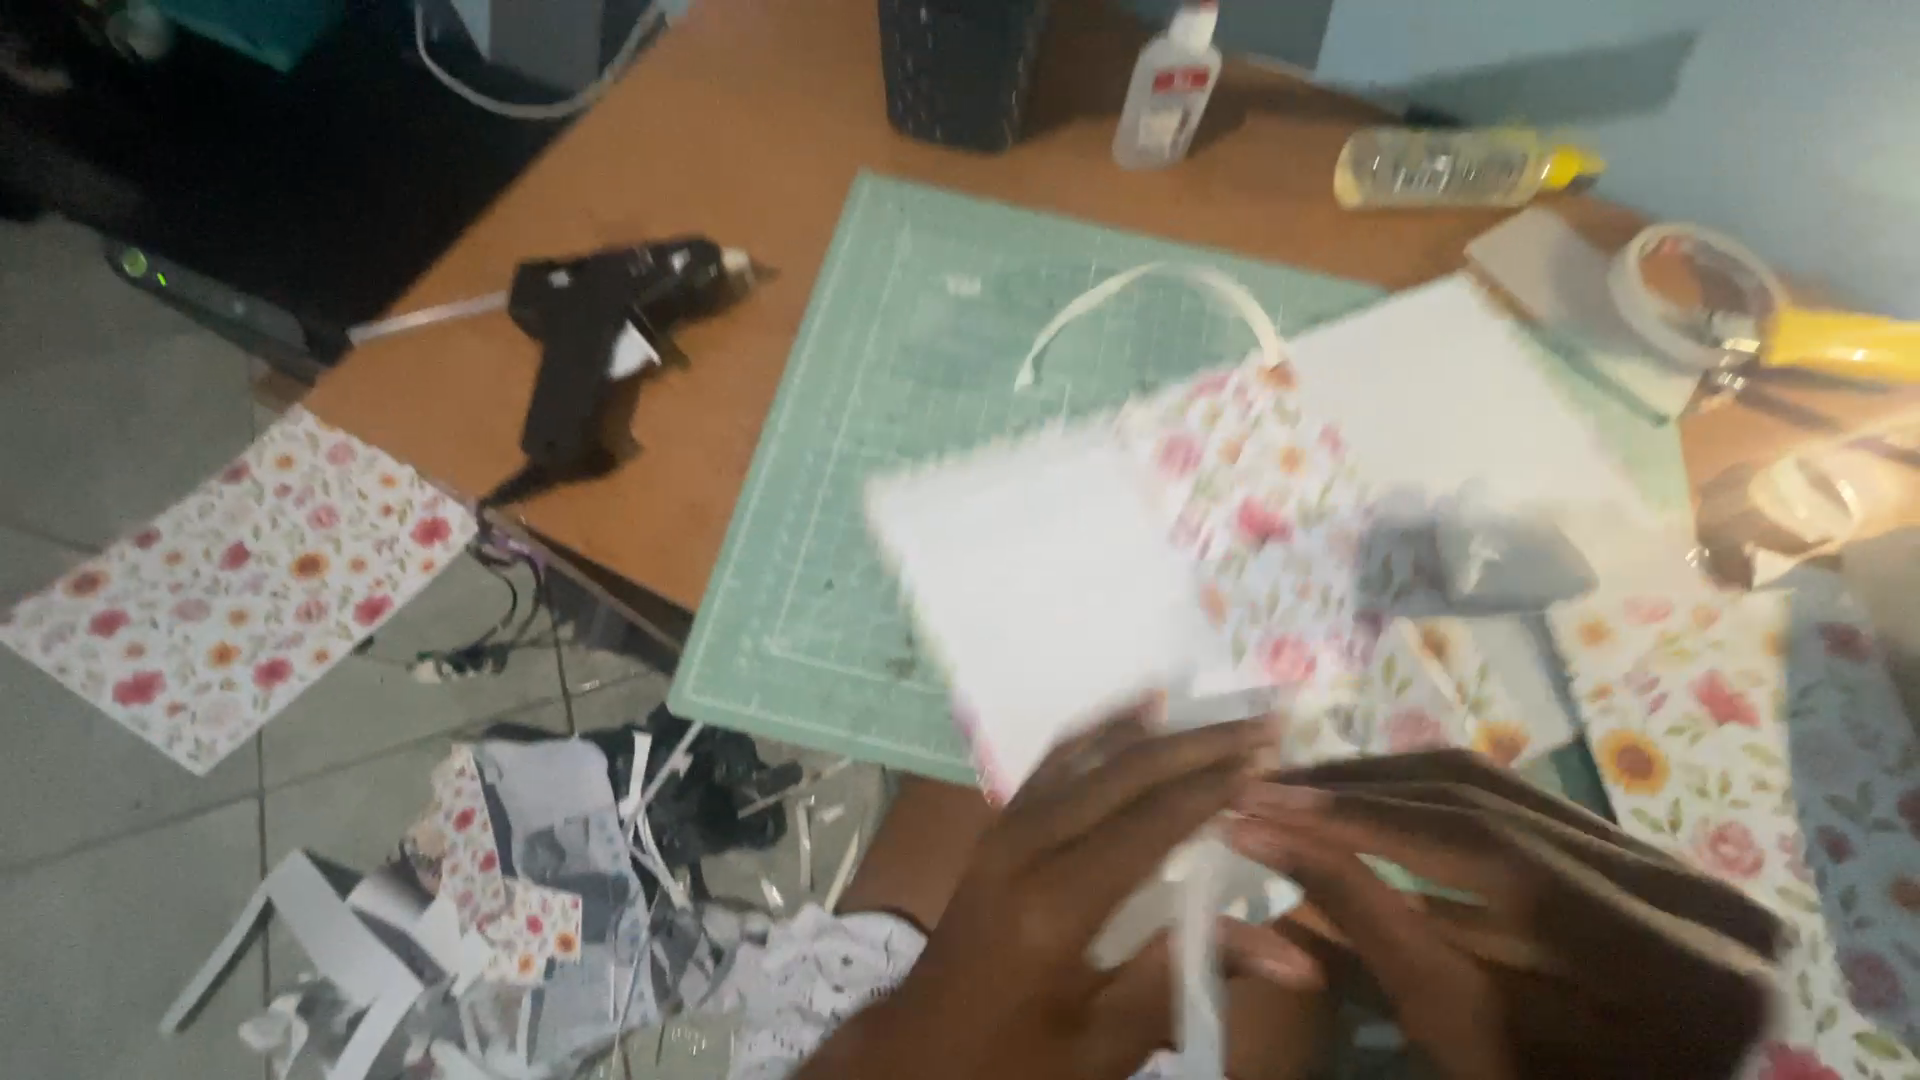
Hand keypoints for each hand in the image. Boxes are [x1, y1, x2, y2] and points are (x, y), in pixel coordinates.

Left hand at [798, 701, 1309, 1079]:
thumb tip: (1297, 959)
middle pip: (1124, 773)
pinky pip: (1055, 761)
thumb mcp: (1105, 1039)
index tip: (1267, 757)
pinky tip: (1134, 716)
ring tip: (1211, 710)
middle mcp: (1027, 844)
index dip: (1212, 786)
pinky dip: (1100, 732)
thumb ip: (1190, 978)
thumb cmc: (1017, 1054)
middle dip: (1198, 744)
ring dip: (1154, 730)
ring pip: (1088, 753)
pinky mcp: (998, 823)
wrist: (923, 1045)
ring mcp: (1005, 825)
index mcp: (1056, 903)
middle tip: (1260, 722)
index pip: (1150, 823)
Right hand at [1232, 750, 1783, 1079]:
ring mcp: (1664, 857)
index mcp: (1674, 960)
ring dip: (1373, 782)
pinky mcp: (1625, 846)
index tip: (1259, 803)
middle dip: (1354, 790)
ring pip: (1484, 781)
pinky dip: (1412, 793)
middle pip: (1480, 797)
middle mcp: (1691, 886)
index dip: (1361, 818)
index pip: (1484, 847)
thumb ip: (1364, 915)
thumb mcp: (1451, 1025)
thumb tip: (1256, 830)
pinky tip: (1349, 794)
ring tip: (1289, 787)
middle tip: (1259, 789)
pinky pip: (1500, 795)